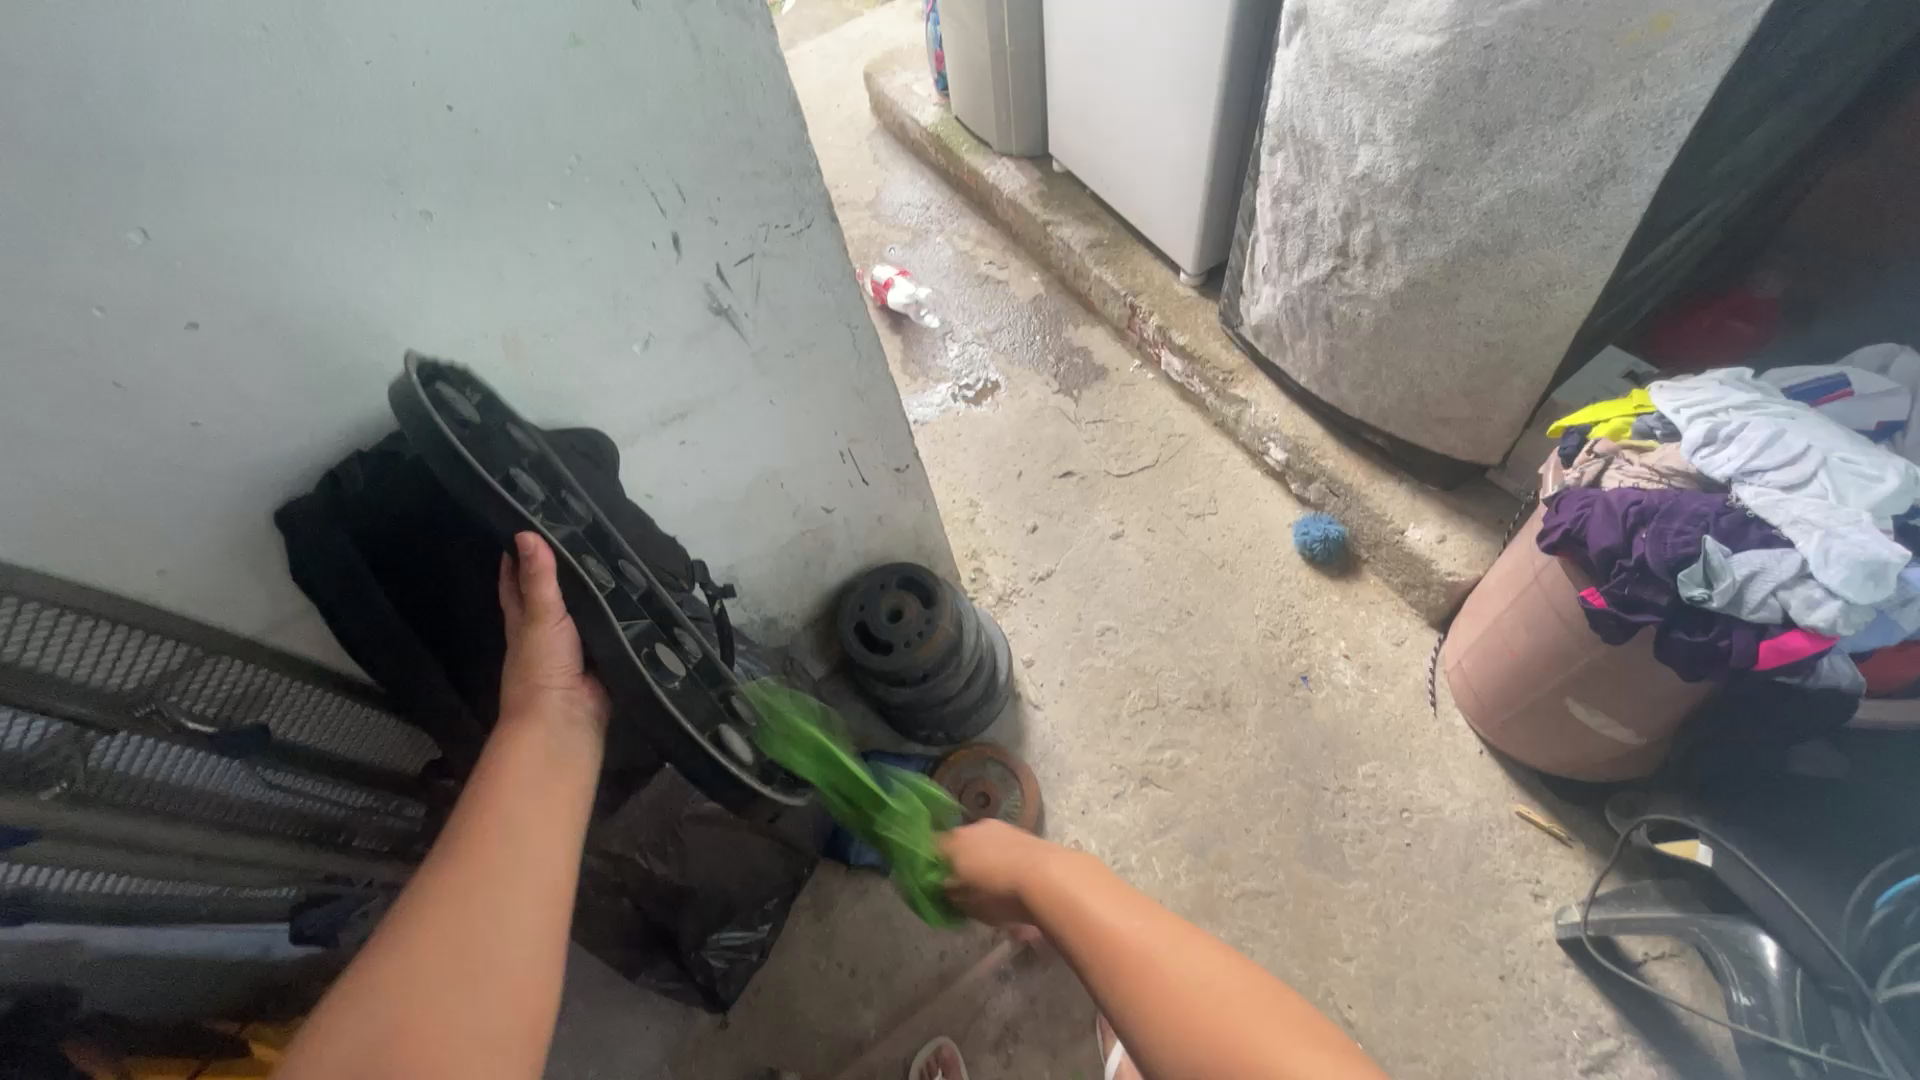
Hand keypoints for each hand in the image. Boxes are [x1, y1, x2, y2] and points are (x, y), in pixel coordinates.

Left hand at [497, 532, 610, 737]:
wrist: (566, 718)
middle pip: (552, 596)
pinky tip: (636, 601)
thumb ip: (539, 579)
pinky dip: (620, 617)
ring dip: (597, 594)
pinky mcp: (604, 658)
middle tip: (580, 539)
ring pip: (585, 612)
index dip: (517, 560)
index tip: (525, 529)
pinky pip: (612, 631)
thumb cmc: (541, 666)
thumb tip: (525, 533)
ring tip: (616, 562)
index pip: (517, 583)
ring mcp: (577, 647)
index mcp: (524, 621)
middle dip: (561, 573)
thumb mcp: (540, 616)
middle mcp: (547, 632)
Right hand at [939, 819, 1068, 926]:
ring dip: (983, 861)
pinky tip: (1011, 881)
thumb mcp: (967, 904)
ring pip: (982, 844)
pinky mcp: (1021, 832)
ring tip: (992, 887)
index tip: (935, 883)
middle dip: (959, 863)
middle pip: (958, 844)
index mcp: (952, 843)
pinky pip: (1002, 847)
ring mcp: (998, 827)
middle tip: (964, 887)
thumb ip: (950, 894)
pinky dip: (1002, 860)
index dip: (931, 866)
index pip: (931, 848)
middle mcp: (972, 828)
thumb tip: (945, 887)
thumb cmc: (999, 894)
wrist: (1047, 877)